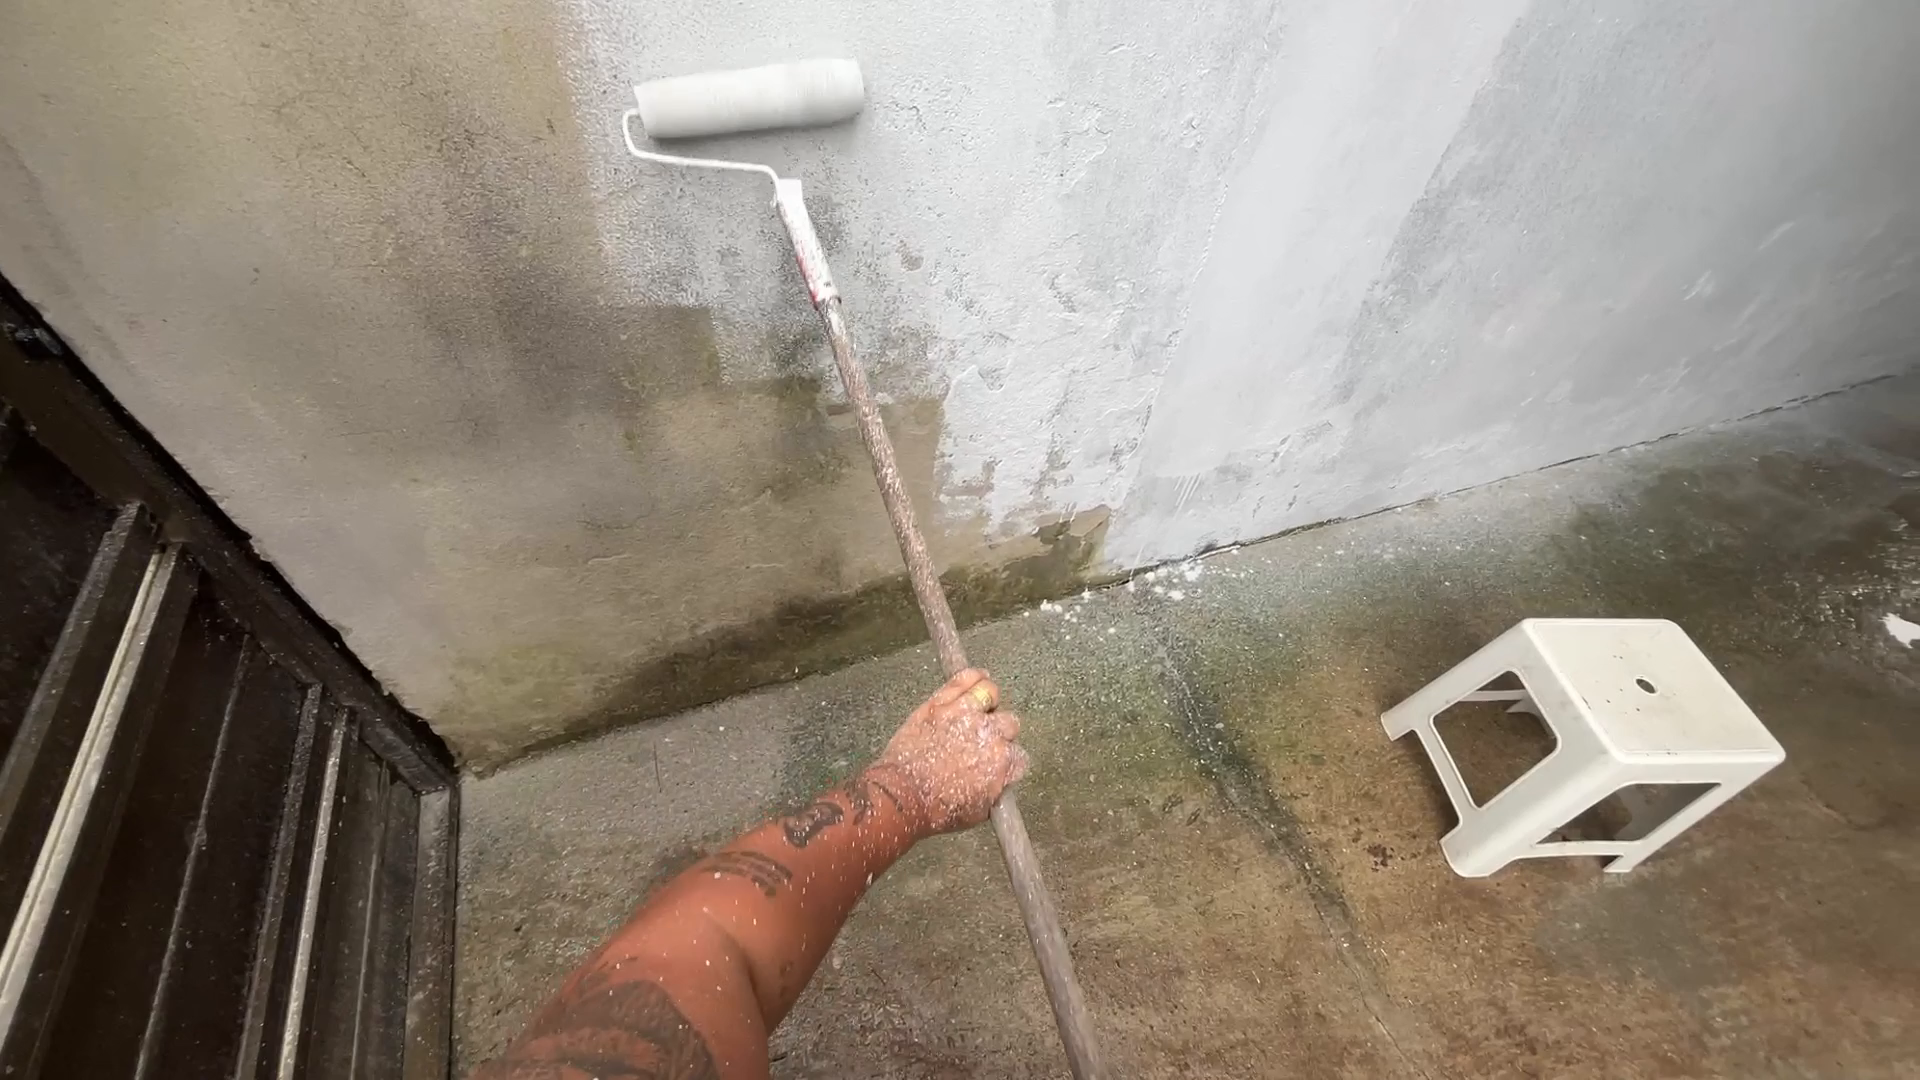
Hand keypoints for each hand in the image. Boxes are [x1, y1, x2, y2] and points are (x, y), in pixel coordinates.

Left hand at [868, 669, 1026, 836]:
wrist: (903, 795)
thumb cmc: (937, 808)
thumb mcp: (979, 811)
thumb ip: (997, 788)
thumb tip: (1000, 778)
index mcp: (1002, 762)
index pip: (1019, 754)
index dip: (1007, 758)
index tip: (997, 760)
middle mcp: (990, 734)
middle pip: (1010, 722)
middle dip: (1000, 731)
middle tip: (983, 739)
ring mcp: (965, 713)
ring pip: (991, 693)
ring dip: (989, 700)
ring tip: (981, 706)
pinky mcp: (942, 702)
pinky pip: (966, 678)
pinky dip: (976, 676)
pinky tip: (980, 678)